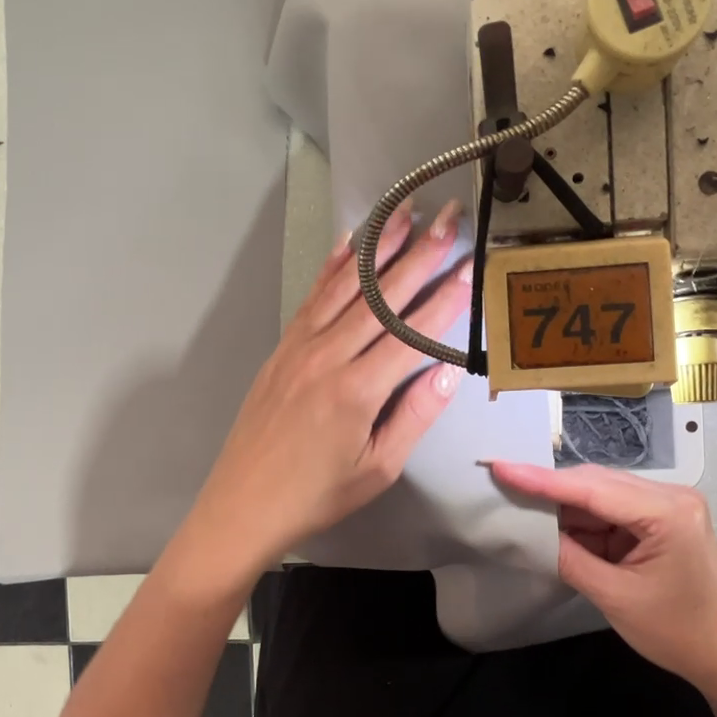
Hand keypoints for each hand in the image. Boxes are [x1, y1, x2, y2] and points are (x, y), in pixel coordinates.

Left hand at [179, 199, 473, 574]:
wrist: (243, 504)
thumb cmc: (316, 496)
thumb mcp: (378, 469)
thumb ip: (414, 416)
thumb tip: (448, 371)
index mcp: (358, 391)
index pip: (414, 333)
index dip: (448, 298)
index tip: (473, 266)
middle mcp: (327, 357)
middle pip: (383, 297)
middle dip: (420, 254)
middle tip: (449, 218)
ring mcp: (300, 348)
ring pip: (346, 287)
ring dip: (379, 248)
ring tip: (407, 212)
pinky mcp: (282, 349)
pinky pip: (311, 299)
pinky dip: (333, 269)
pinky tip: (349, 245)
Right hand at [488, 462, 716, 696]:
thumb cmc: (676, 632)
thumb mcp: (614, 596)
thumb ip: (569, 558)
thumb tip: (529, 532)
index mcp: (668, 512)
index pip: (592, 488)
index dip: (542, 479)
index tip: (501, 467)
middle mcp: (672, 496)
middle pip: (596, 483)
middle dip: (550, 488)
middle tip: (501, 486)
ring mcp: (668, 506)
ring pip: (600, 495)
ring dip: (564, 506)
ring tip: (519, 507)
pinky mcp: (661, 520)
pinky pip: (611, 511)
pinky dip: (583, 521)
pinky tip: (553, 526)